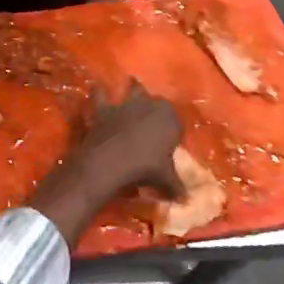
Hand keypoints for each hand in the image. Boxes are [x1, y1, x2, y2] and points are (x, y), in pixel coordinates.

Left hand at [72, 84, 187, 200]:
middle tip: (154, 123)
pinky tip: (96, 86)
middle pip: (158, 103)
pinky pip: (102, 95)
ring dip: (134, 90)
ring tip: (133, 84)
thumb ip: (177, 186)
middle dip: (157, 110)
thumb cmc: (145, 168)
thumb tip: (187, 199)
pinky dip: (99, 91)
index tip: (170, 144)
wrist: (111, 161)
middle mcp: (150, 104)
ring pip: (134, 91)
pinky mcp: (106, 108)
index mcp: (170, 118)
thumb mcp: (165, 179)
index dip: (174, 132)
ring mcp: (126, 104)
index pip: (177, 122)